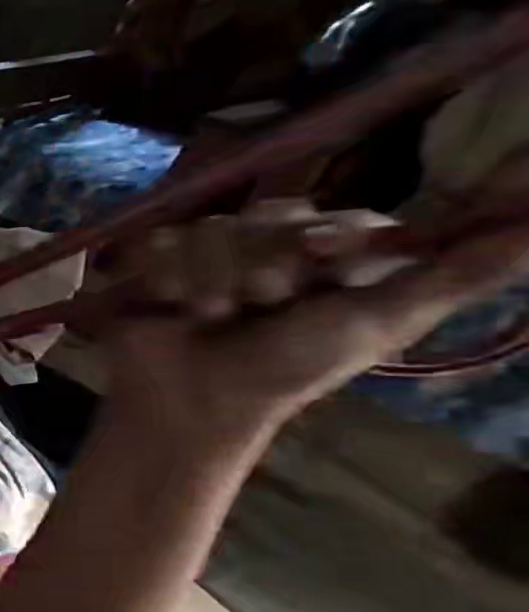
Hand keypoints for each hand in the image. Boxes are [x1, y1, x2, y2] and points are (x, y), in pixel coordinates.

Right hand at [105, 193, 528, 435]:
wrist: (192, 396)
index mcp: (335, 263)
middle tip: (258, 304)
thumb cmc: (287, 367)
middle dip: (263, 263)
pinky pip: (162, 242)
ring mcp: (208, 255)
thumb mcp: (380, 322)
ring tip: (206, 315)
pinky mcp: (154, 263)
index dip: (331, 231)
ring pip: (212, 229)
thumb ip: (457, 272)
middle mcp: (271, 250)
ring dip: (210, 279)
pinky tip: (170, 305)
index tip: (319, 253)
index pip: (344, 217)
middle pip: (272, 216)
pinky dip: (167, 277)